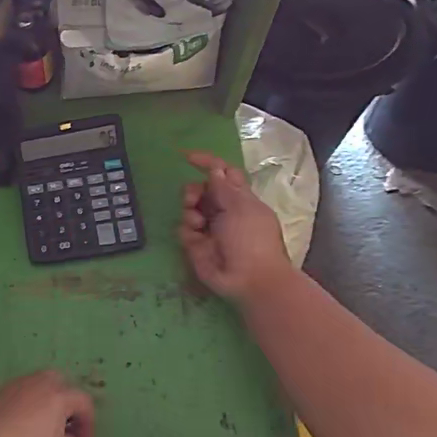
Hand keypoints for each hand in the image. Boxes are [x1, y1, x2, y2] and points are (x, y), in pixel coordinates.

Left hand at [0, 371, 95, 436]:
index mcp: (57, 395)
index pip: (83, 401)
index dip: (90, 423)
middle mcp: (35, 384)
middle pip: (58, 382)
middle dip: (67, 402)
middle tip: (68, 426)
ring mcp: (11, 389)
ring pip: (36, 387)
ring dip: (45, 404)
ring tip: (44, 430)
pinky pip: (18, 398)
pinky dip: (26, 410)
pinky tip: (21, 433)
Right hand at [178, 150, 298, 302]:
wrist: (250, 279)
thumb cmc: (252, 239)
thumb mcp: (241, 207)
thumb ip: (224, 187)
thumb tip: (214, 169)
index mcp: (241, 198)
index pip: (223, 173)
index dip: (208, 163)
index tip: (186, 157)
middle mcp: (224, 211)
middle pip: (201, 190)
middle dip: (193, 190)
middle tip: (192, 198)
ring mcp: (209, 229)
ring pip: (190, 209)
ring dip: (190, 209)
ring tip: (196, 220)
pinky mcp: (196, 247)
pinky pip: (184, 231)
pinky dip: (187, 230)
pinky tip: (196, 237)